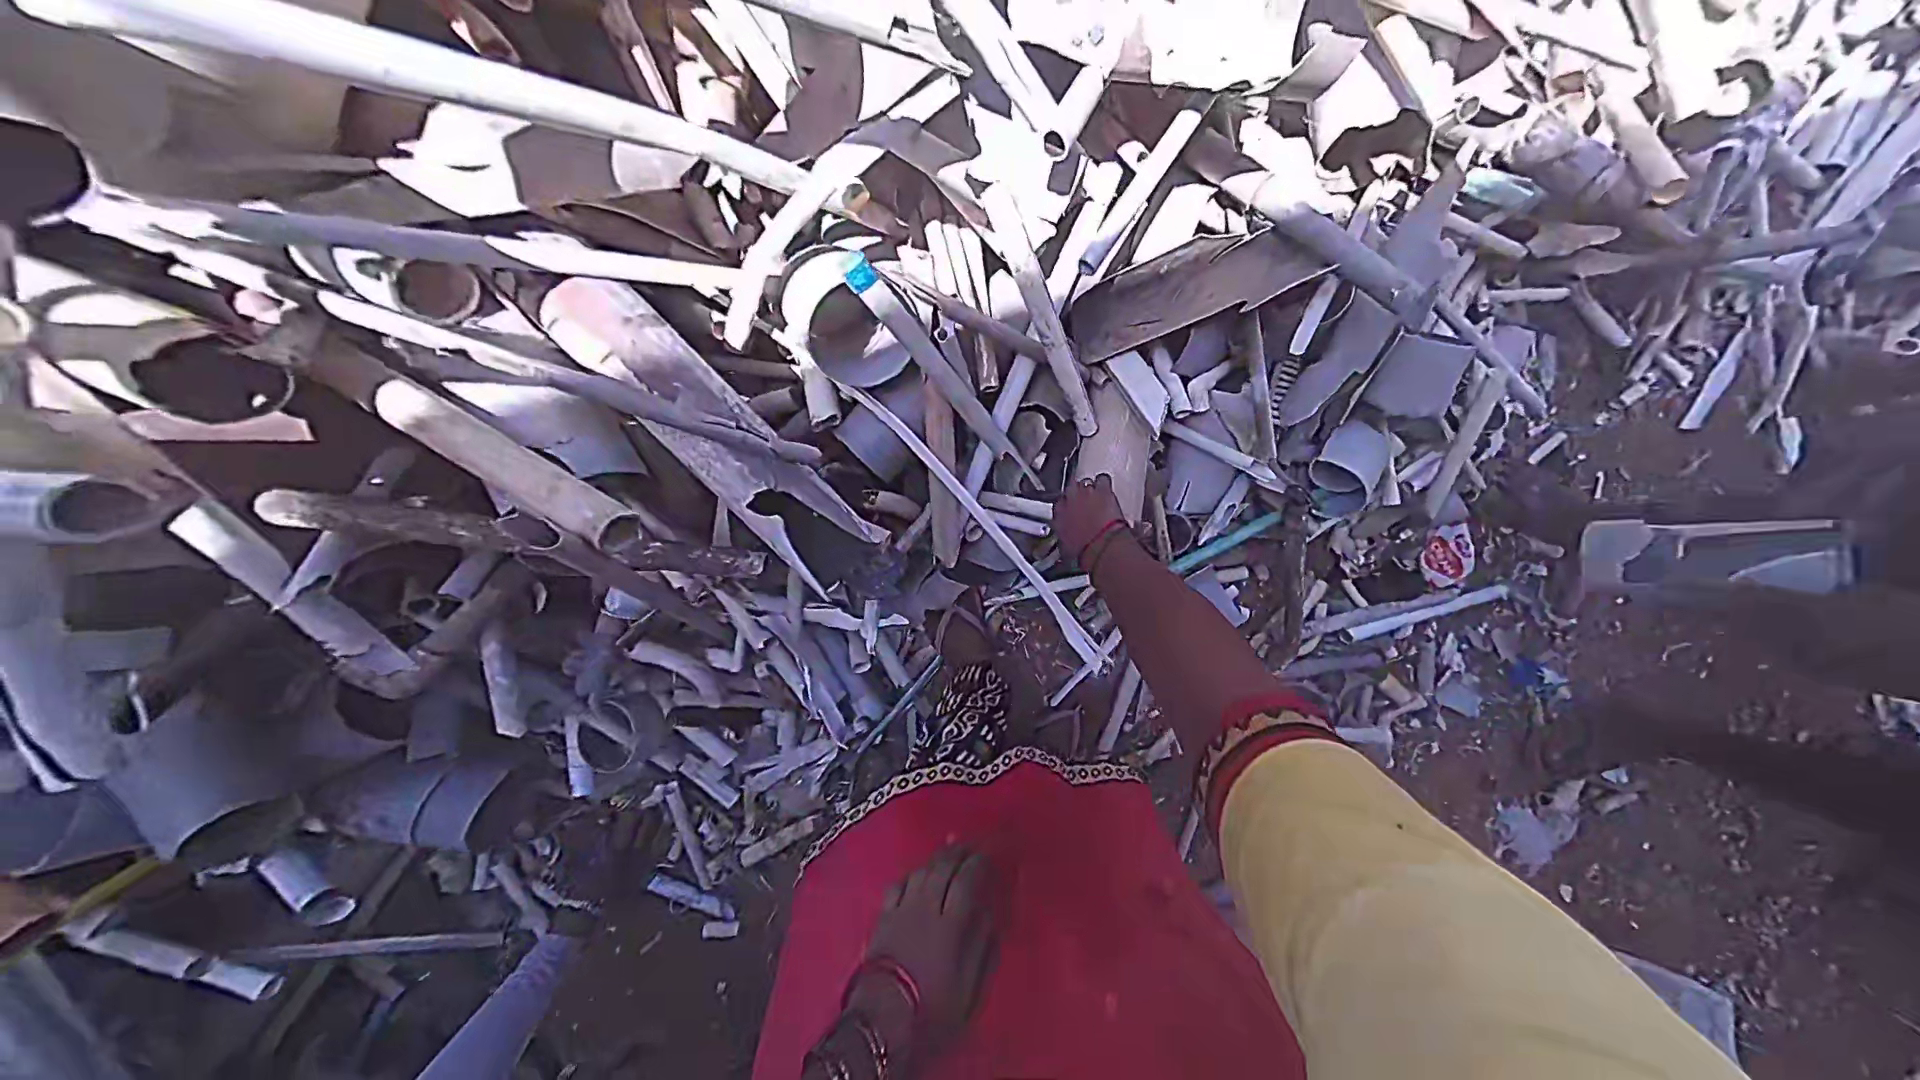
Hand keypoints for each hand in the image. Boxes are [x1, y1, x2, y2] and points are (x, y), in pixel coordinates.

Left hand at [852, 847, 997, 1069]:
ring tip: (948, 850)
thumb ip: (983, 951)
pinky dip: (912, 874)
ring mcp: (901, 909)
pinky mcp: (882, 916)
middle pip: (943, 868)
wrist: (881, 1021)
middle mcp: (926, 907)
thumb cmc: (931, 1011)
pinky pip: (898, 884)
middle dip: (959, 852)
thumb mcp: (970, 992)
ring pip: (920, 871)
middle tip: (971, 844)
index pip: (967, 881)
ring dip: (936, 858)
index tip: (989, 855)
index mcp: (951, 924)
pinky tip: (917, 873)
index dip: (979, 864)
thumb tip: (993, 918)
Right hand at [1054, 475, 1125, 561]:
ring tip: (1098, 496)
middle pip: (1072, 488)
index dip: (1068, 505)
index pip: (1059, 503)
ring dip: (1091, 488)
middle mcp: (1069, 499)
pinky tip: (1107, 490)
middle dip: (1078, 494)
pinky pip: (1103, 479)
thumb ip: (1065, 532)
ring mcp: (1086, 492)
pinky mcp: (1103, 490)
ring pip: (1086, 482)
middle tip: (1086, 503)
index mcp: (1058, 513)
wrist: (1100, 546)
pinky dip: (1104, 483)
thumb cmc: (1084, 549)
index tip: (1073, 510)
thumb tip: (1068, 535)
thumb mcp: (1066, 544)